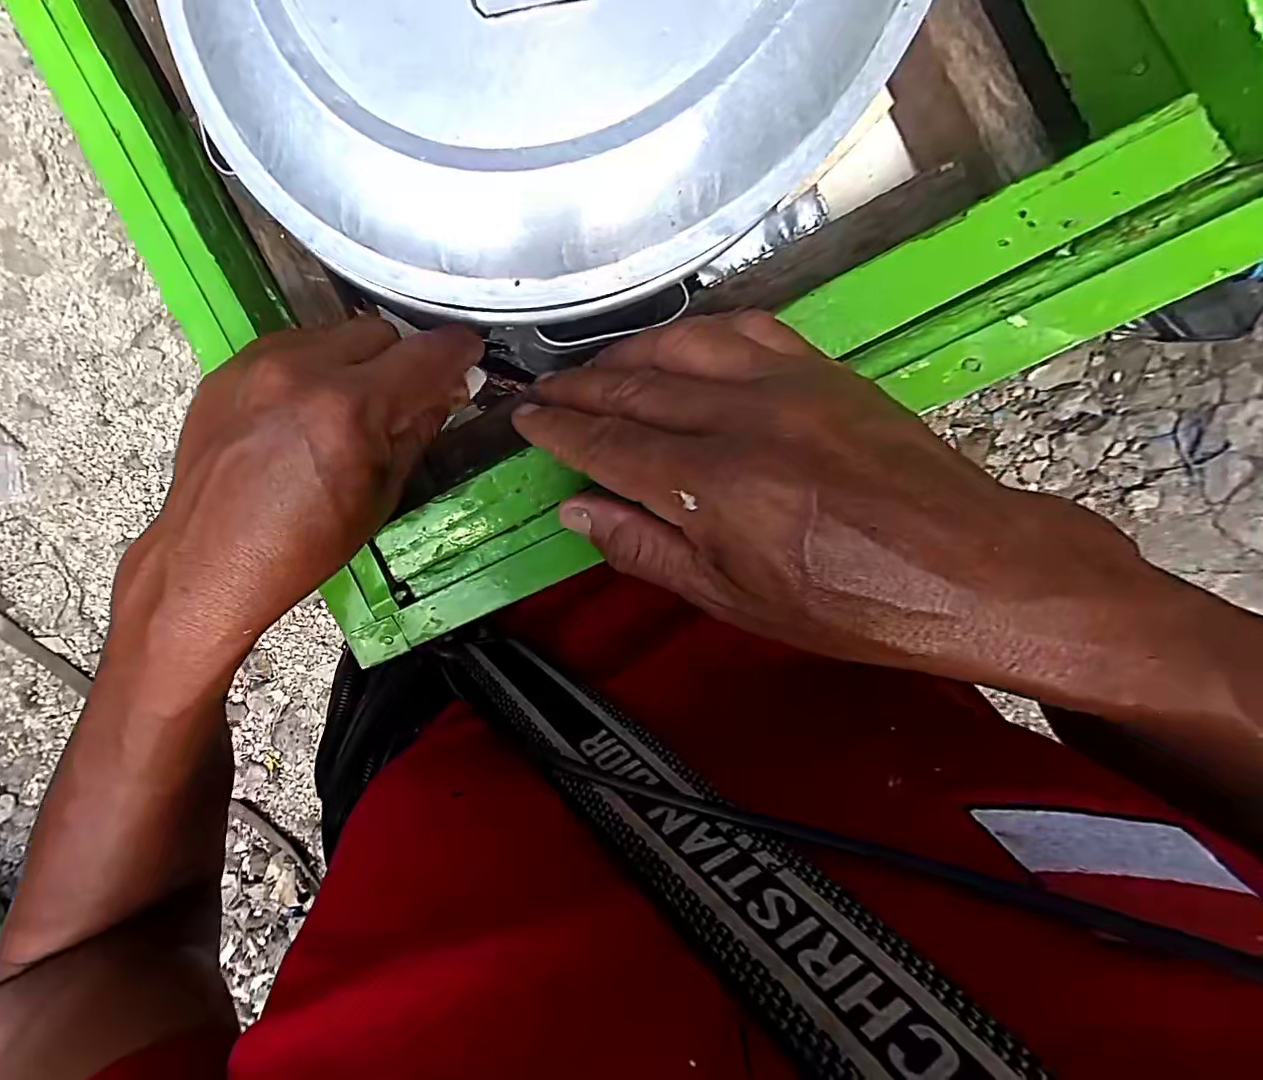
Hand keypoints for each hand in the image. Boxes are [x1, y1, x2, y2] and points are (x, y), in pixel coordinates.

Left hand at [114, 318, 480, 673]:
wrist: (208, 559)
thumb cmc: (295, 549)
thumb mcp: (376, 500)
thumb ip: (414, 434)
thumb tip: (441, 395)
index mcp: (348, 411)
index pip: (427, 354)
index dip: (457, 354)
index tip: (463, 359)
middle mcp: (301, 371)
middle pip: (380, 332)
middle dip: (398, 363)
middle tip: (395, 402)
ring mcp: (257, 365)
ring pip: (331, 334)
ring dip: (350, 363)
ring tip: (338, 412)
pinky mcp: (228, 370)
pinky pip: (287, 348)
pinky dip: (306, 370)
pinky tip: (296, 412)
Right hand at [510, 312, 1171, 688]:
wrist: (980, 575)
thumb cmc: (841, 603)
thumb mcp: (724, 596)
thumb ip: (640, 546)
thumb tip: (573, 511)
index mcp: (712, 487)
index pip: (606, 445)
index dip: (557, 431)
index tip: (523, 419)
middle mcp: (743, 423)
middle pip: (633, 390)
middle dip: (576, 389)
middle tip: (541, 392)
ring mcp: (788, 388)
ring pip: (681, 347)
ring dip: (623, 354)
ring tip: (592, 369)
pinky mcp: (826, 373)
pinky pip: (746, 331)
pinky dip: (695, 332)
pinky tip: (673, 345)